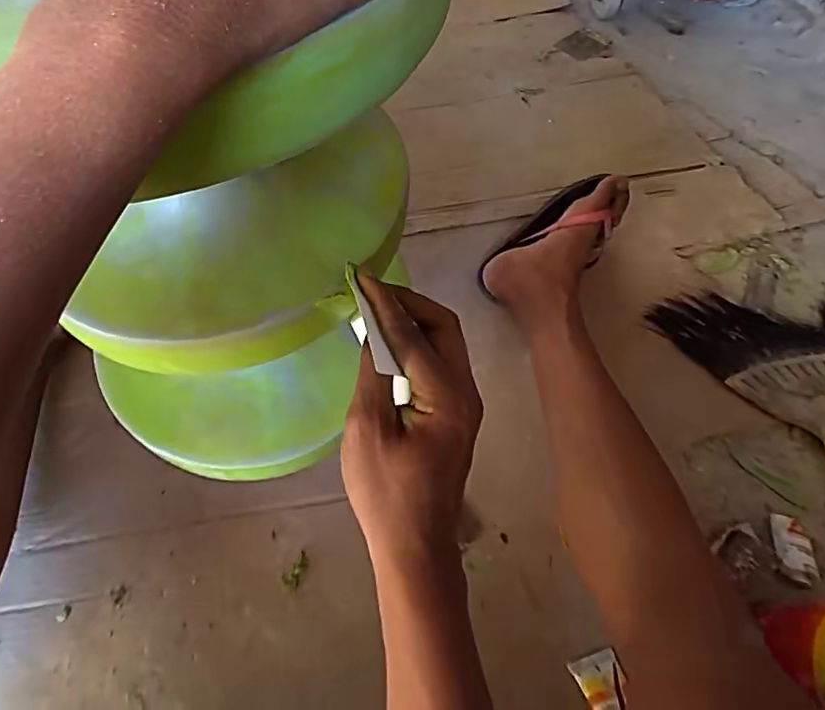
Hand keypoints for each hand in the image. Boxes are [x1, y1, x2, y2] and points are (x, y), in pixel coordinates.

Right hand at [342, 275, 483, 559]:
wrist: (415, 546)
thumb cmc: (386, 491)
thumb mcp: (367, 428)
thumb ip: (372, 373)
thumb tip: (371, 332)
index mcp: (446, 396)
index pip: (413, 333)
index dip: (384, 303)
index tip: (360, 279)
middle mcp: (465, 392)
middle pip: (444, 326)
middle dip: (408, 301)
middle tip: (370, 291)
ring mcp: (464, 403)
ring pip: (445, 340)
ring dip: (412, 317)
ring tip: (374, 307)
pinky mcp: (455, 412)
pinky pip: (439, 359)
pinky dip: (415, 339)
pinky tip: (388, 339)